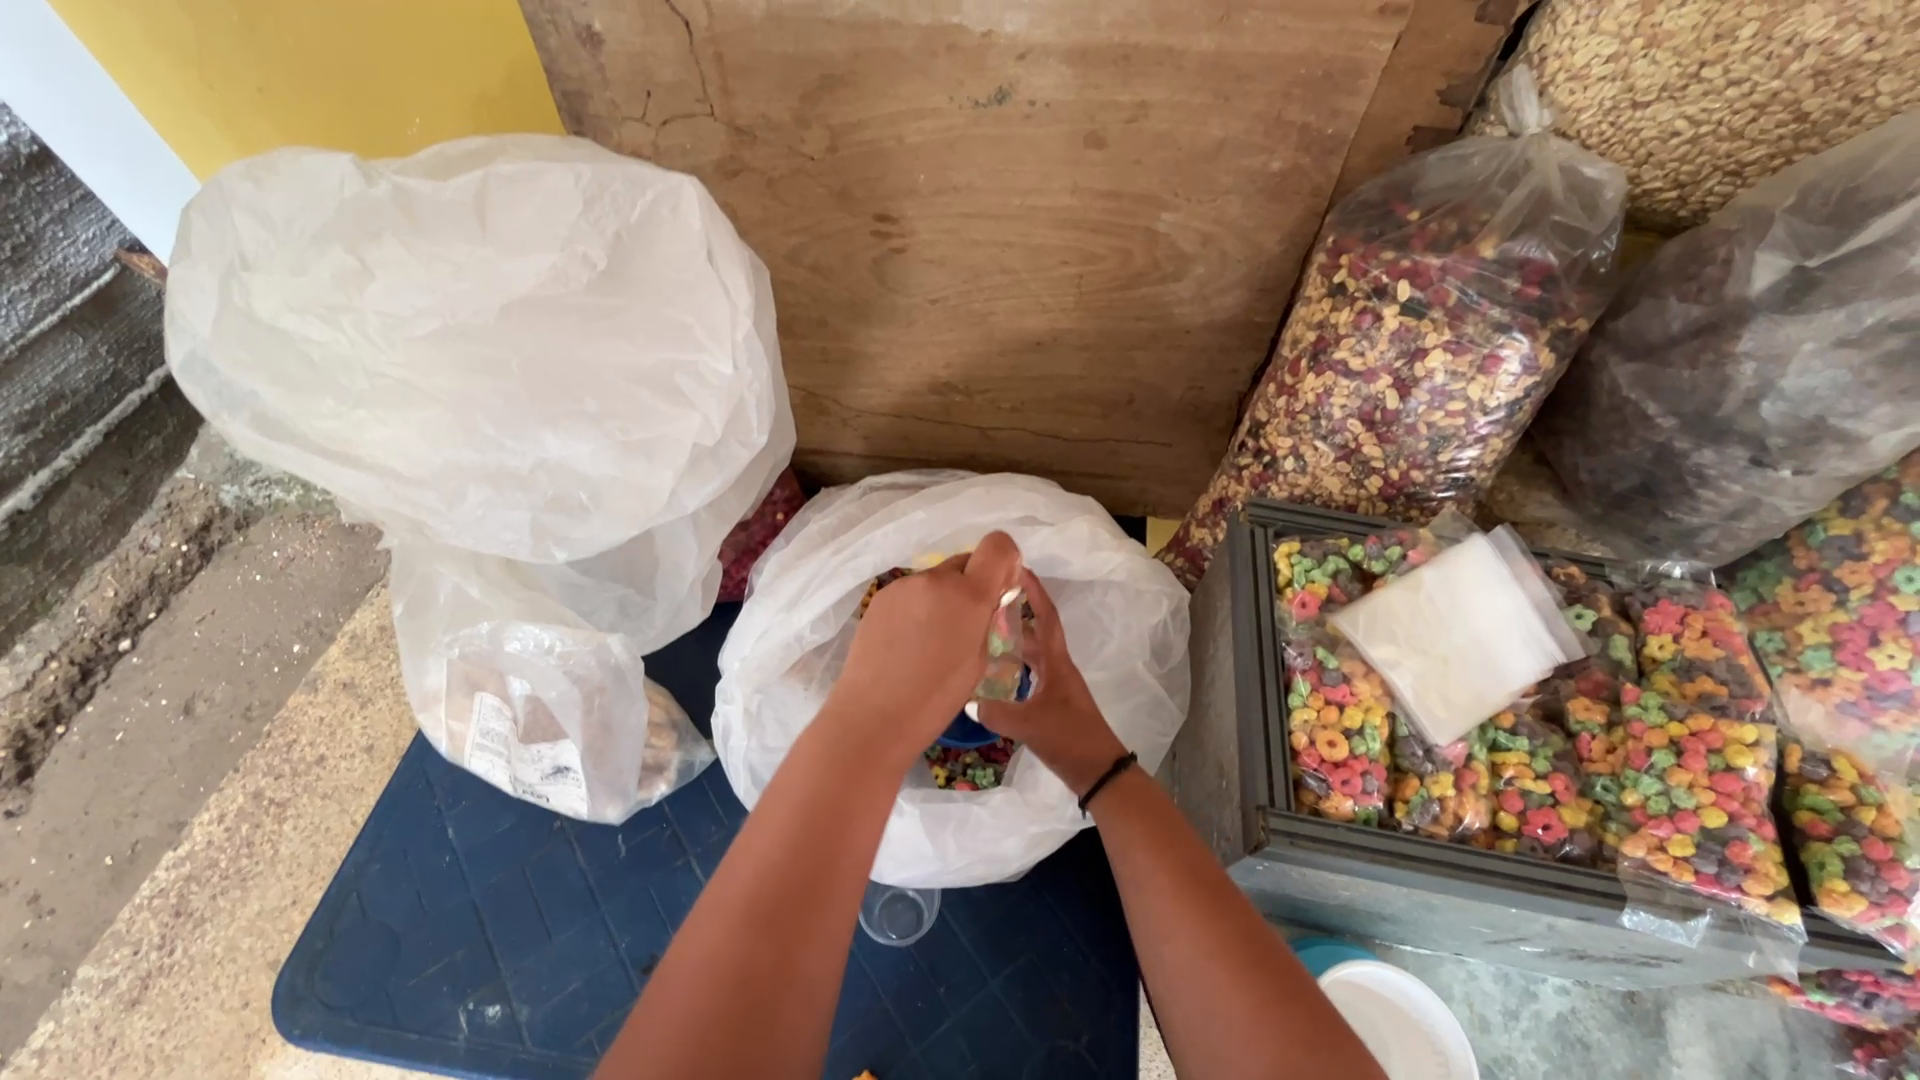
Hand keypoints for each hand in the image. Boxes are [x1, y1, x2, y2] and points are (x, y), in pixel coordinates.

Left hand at [818, 531, 1024, 766]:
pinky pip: (912, 593)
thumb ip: (986, 620)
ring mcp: (903, 586)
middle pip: (965, 563)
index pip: (997, 546)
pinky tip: (908, 642)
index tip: (1001, 586)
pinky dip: (918, 607)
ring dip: (943, 598)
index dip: (1005, 560)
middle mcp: (935, 580)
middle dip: (972, 585)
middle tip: (966, 624)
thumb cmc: (935, 699)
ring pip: (936, 580)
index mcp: (968, 596)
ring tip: (931, 640)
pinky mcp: (880, 597)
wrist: (872, 716)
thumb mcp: (978, 660)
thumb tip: (988, 600)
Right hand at [976, 571, 1128, 795]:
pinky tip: (993, 675)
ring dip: (1012, 642)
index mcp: (1057, 664)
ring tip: (983, 633)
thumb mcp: (1029, 725)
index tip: (1019, 568)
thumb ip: (996, 712)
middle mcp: (1058, 669)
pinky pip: (1029, 675)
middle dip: (1015, 614)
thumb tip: (967, 701)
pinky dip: (1012, 669)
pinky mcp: (1052, 704)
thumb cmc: (1070, 739)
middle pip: (1035, 633)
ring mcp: (1056, 687)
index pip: (1046, 617)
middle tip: (987, 602)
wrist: (1100, 772)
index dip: (1035, 592)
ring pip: (1032, 655)